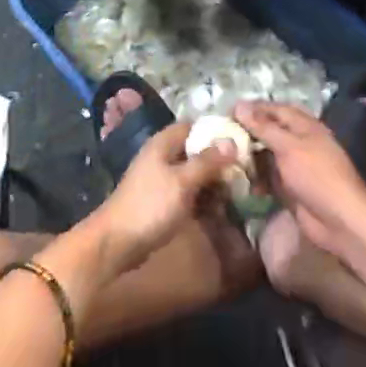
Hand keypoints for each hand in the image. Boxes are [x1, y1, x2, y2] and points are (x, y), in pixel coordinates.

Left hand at [82, 121, 237, 274]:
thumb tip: (231, 140)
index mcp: (163, 143)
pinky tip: (222, 206)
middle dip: (218, 158)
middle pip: (195, 149)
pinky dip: (204, 195)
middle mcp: (162, 155)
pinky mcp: (163, 199)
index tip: (241, 141)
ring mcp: (162, 178)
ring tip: (241, 189)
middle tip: (247, 170)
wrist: (118, 241)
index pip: (192, 126)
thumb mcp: (182, 182)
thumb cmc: (150, 205)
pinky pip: (189, 190)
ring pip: (193, 172)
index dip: (215, 131)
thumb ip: (206, 161)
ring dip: (213, 179)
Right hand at [234, 102, 365, 247]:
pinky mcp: (288, 187)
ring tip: (225, 156)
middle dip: (247, 132)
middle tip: (222, 134)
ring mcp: (293, 166)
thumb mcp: (289, 146)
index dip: (251, 108)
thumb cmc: (317, 176)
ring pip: (265, 154)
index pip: (273, 109)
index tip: (227, 111)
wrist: (342, 223)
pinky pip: (267, 177)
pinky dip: (254, 177)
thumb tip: (238, 104)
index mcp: (304, 126)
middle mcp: (298, 142)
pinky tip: (239, 179)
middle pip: (268, 131)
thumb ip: (263, 126)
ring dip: (248, 156)